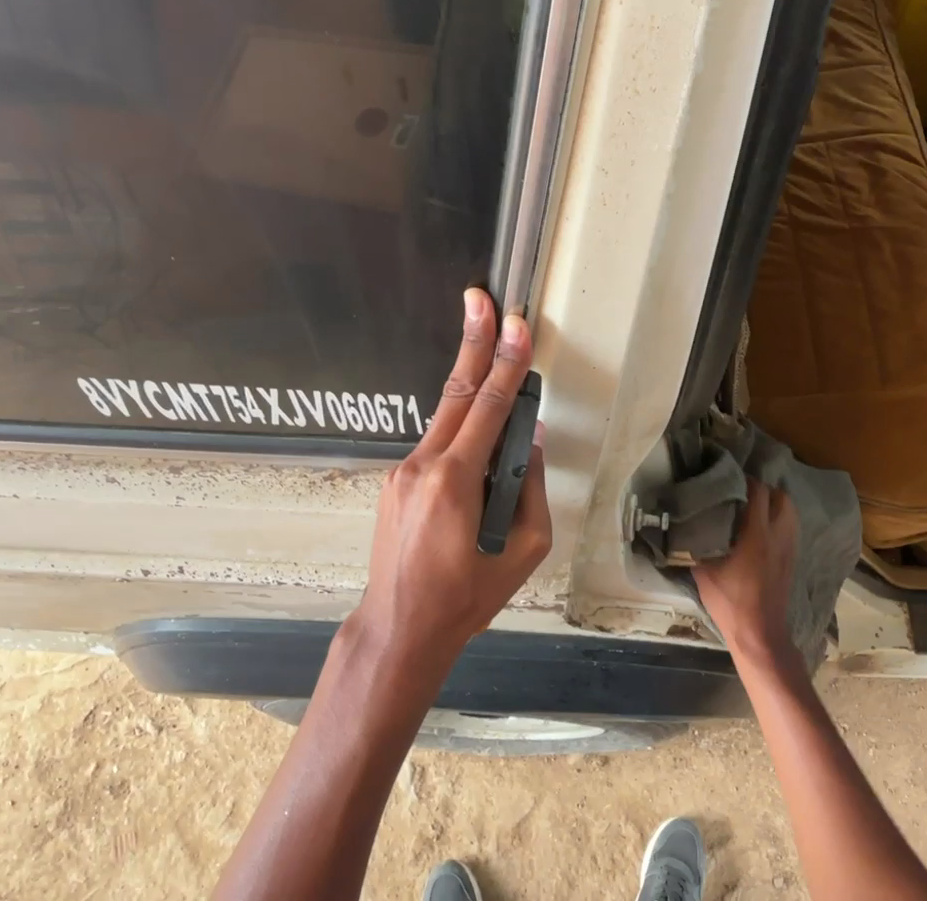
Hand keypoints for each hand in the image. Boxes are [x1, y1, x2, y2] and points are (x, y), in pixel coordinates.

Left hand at [348, 288, 552, 671]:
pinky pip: (436, 443)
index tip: (517, 325)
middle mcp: (421, 466)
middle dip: (473, 342)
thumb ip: (531, 489)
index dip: (507, 363)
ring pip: (445, 418)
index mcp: (455, 482)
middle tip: (482, 299)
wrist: (400, 627)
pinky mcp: (395, 482)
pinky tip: (476, 432)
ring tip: (489, 346)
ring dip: (469, 383)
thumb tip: (529, 443)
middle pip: (455, 391)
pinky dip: (459, 428)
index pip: (487, 407)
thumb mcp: (524, 549)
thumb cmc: (466, 598)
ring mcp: (402, 472)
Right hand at [692, 478, 797, 665]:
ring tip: (753, 509)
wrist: (759, 633)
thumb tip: (681, 527)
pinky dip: (779, 521)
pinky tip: (762, 531)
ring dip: (775, 505)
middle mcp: (778, 536)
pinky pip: (790, 529)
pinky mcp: (792, 561)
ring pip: (790, 513)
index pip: (758, 492)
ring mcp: (789, 549)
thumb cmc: (729, 601)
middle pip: (781, 497)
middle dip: (764, 490)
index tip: (728, 479)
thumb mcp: (703, 572)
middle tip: (743, 492)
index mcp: (756, 534)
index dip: (745, 481)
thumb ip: (695, 545)